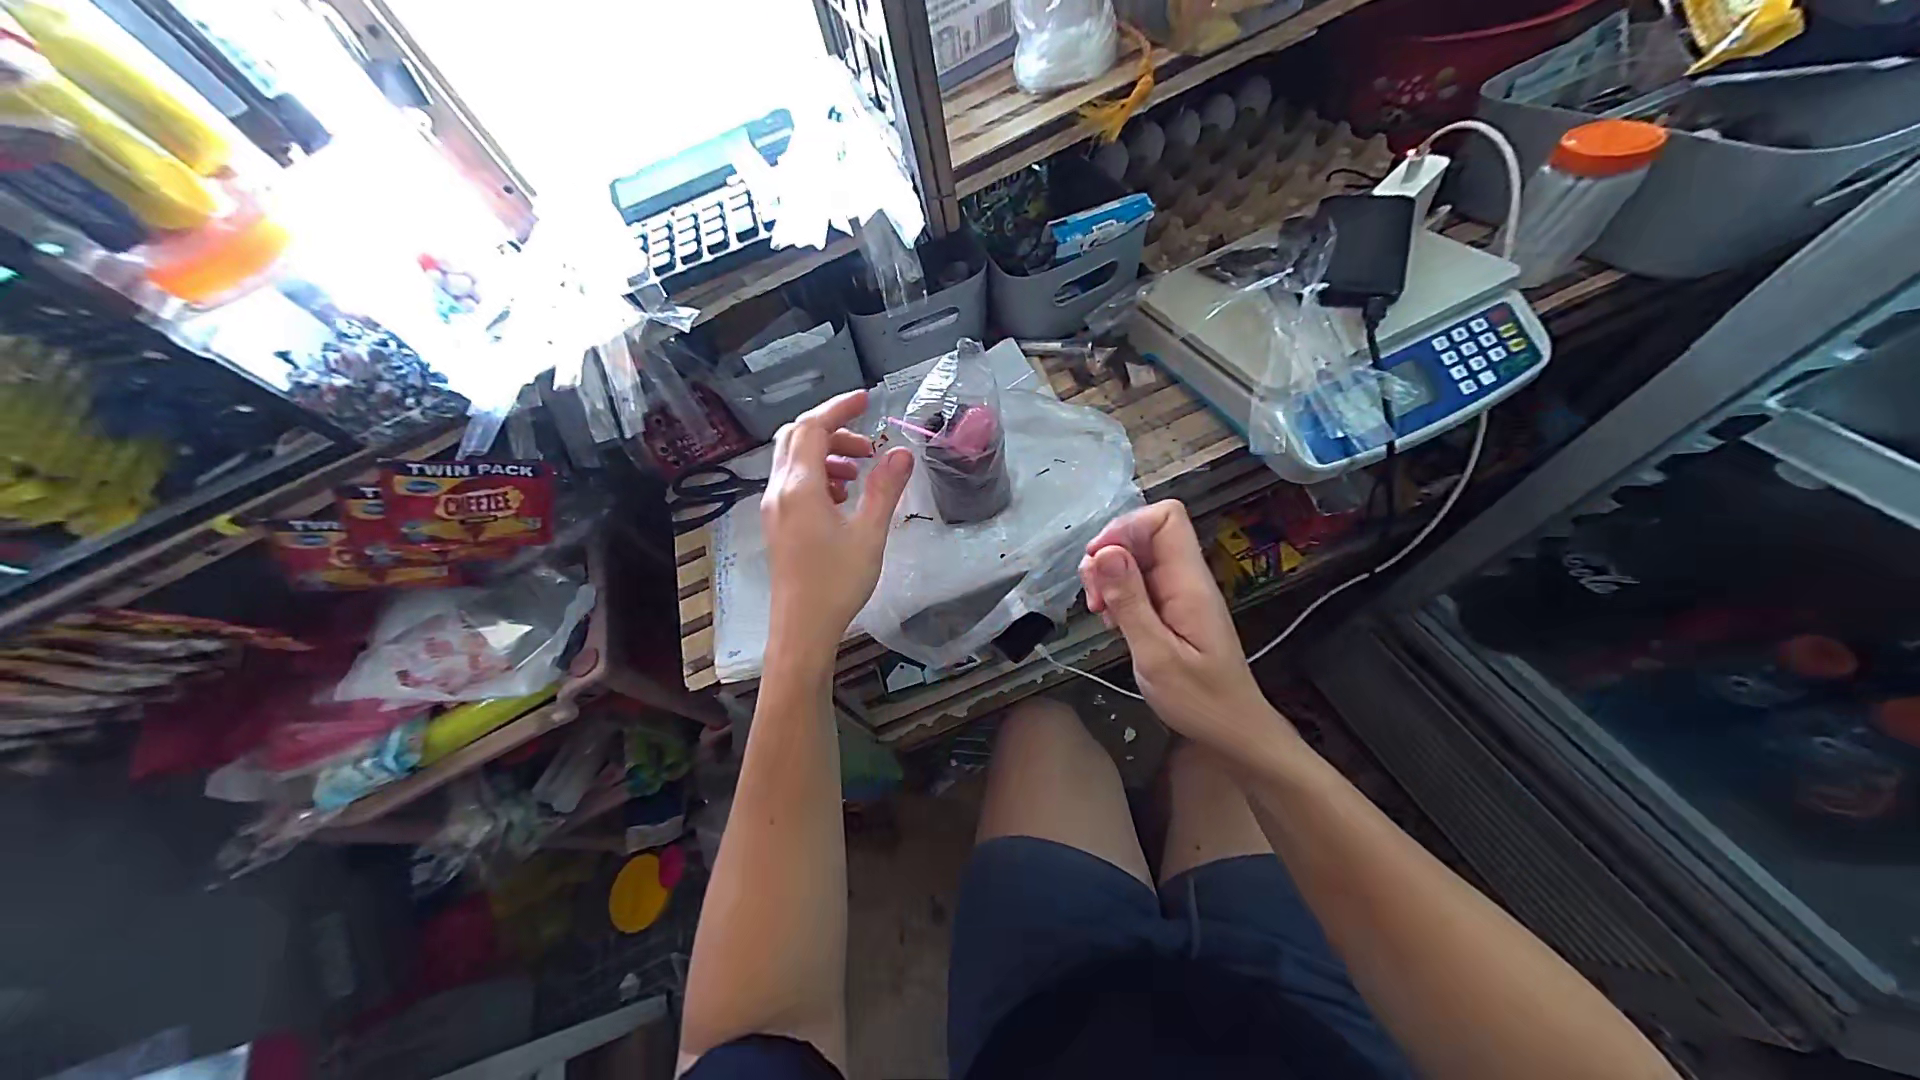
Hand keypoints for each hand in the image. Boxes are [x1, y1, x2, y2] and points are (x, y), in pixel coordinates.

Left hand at [762, 390, 913, 648]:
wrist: (802, 629)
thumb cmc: (836, 582)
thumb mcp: (869, 534)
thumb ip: (885, 489)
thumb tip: (901, 453)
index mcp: (799, 487)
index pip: (811, 428)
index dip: (838, 408)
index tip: (866, 400)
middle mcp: (779, 492)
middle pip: (796, 438)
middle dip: (832, 431)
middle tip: (867, 444)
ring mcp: (774, 509)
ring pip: (793, 461)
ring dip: (825, 454)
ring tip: (859, 472)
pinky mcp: (777, 525)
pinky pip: (793, 483)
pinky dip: (818, 476)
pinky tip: (842, 498)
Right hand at [1080, 501, 1295, 758]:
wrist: (1232, 732)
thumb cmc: (1200, 701)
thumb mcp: (1157, 655)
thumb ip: (1129, 602)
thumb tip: (1104, 553)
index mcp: (1189, 582)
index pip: (1166, 517)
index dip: (1127, 527)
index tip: (1100, 562)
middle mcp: (1184, 578)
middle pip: (1144, 534)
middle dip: (1109, 555)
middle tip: (1096, 598)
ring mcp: (1177, 592)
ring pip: (1135, 558)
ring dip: (1108, 577)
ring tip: (1101, 612)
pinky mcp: (1169, 608)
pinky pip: (1137, 582)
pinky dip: (1116, 594)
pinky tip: (1112, 622)